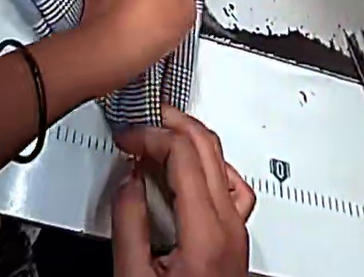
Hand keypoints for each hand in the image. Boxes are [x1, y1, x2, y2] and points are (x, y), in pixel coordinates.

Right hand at [113, 107, 255, 275]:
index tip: (125, 140)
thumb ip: (128, 222)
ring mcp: (238, 232)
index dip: (149, 134)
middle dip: (168, 124)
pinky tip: (185, 167)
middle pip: (205, 144)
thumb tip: (128, 177)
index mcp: (206, 233)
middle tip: (138, 124)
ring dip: (186, 137)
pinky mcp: (236, 239)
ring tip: (156, 135)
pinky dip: (205, 163)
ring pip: (220, 157)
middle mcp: (230, 227)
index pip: (182, 151)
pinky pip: (229, 184)